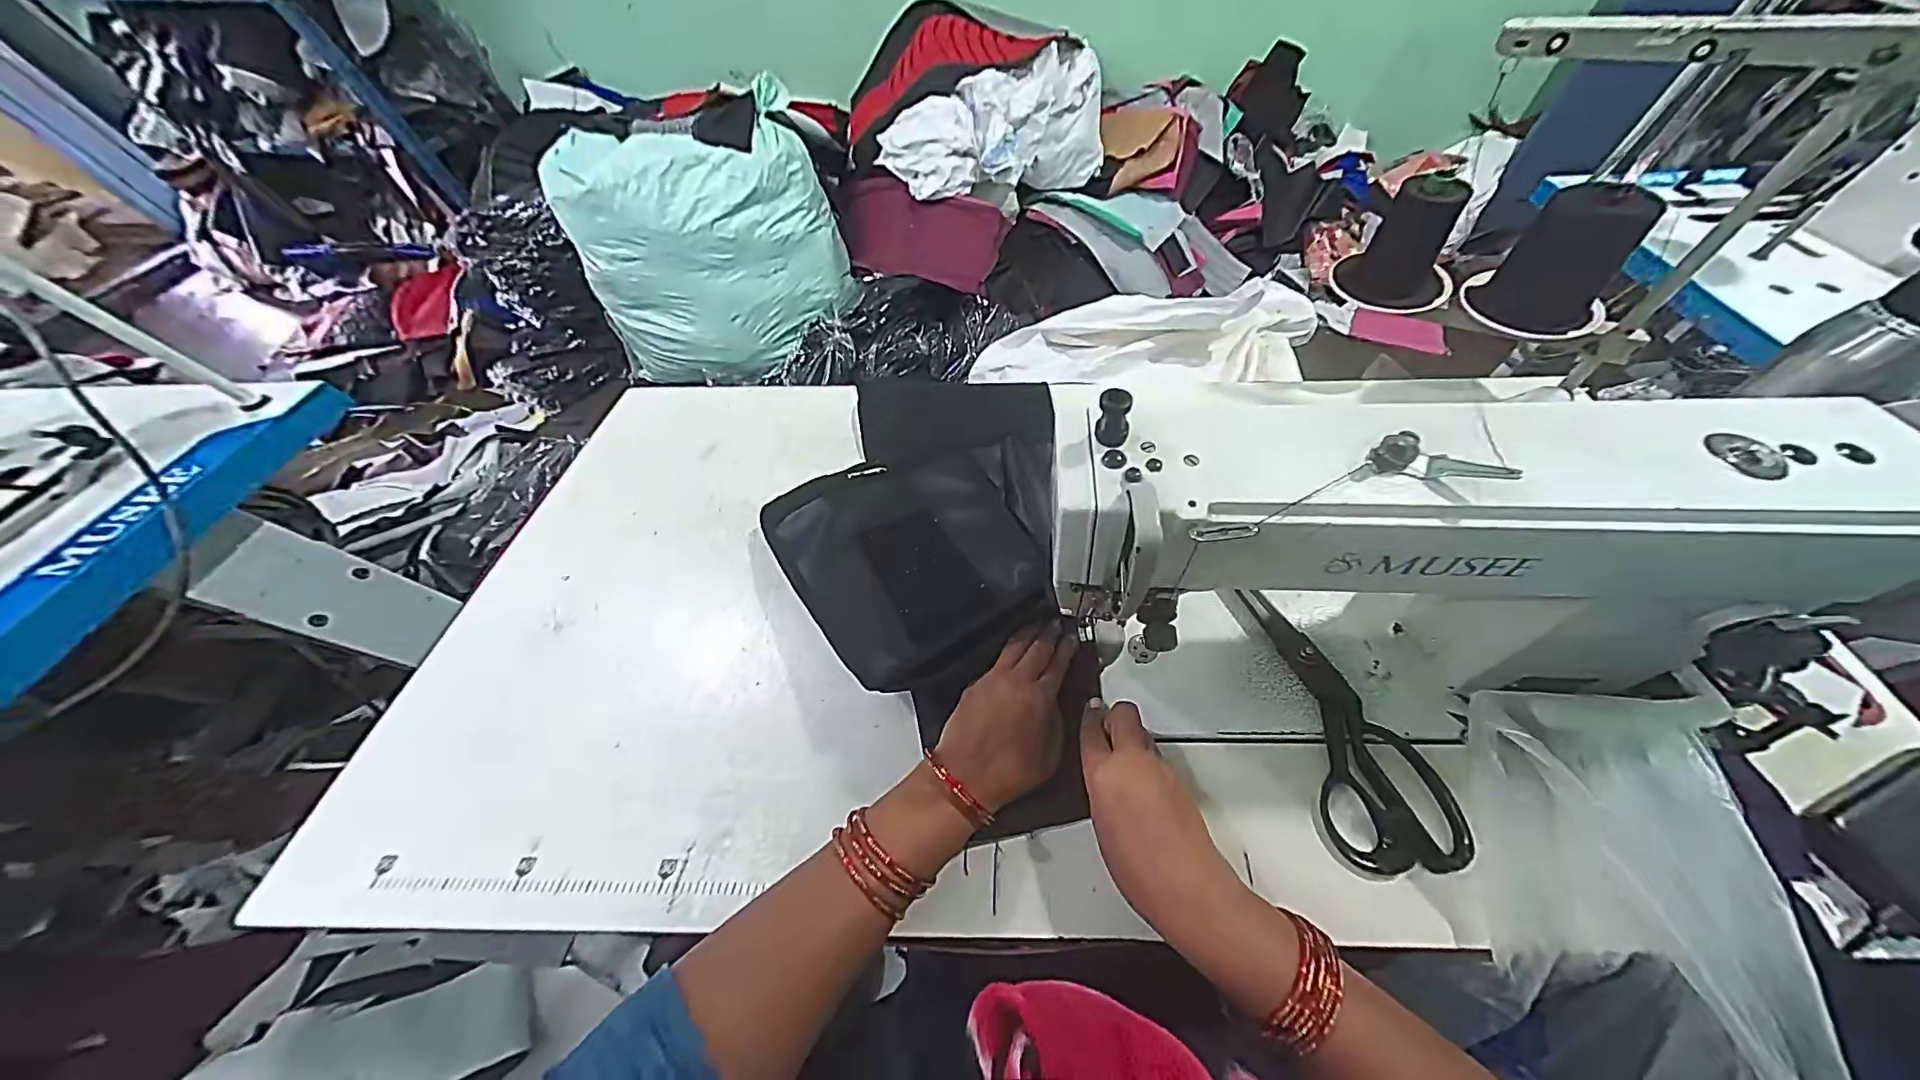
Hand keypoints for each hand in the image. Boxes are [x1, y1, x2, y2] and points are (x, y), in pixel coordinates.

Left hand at [934, 622, 1075, 811]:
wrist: (965, 776)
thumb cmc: (1006, 771)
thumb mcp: (1051, 754)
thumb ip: (1058, 723)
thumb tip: (1057, 705)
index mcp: (1040, 696)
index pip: (1058, 663)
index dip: (1068, 648)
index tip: (1072, 639)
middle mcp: (1017, 681)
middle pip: (1038, 647)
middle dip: (1050, 633)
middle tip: (1058, 625)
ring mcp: (994, 679)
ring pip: (1015, 646)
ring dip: (1029, 633)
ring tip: (1037, 625)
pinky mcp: (977, 684)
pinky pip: (998, 657)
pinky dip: (1010, 647)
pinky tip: (1012, 648)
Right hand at [1081, 699, 1243, 936]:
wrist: (1187, 886)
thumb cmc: (1143, 869)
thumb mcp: (1100, 826)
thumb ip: (1100, 791)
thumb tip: (1103, 783)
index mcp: (1103, 773)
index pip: (1091, 728)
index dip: (1088, 718)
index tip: (1088, 714)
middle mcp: (1134, 762)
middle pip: (1123, 713)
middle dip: (1114, 715)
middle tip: (1107, 724)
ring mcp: (1161, 768)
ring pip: (1143, 734)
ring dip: (1134, 740)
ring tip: (1126, 764)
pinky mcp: (1180, 780)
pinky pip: (1158, 758)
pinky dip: (1149, 764)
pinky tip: (1145, 788)